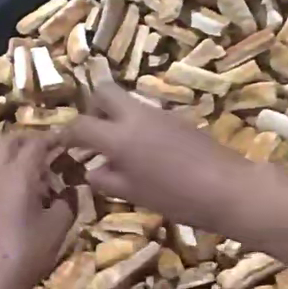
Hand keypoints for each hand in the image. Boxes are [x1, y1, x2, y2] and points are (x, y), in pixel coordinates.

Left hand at [0, 130, 74, 288]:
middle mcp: (0, 174)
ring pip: (4, 158)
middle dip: (34, 139)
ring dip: (25, 158)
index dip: (56, 137)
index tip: (74, 139)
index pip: (37, 142)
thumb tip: (72, 188)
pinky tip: (35, 195)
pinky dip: (18, 175)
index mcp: (19, 172)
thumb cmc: (27, 250)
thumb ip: (69, 200)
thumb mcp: (58, 225)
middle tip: (57, 150)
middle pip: (12, 141)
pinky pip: (1, 176)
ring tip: (50, 174)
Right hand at [60, 85, 255, 226]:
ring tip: (119, 148)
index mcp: (119, 136)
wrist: (228, 188)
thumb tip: (91, 170)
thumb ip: (107, 180)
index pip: (80, 125)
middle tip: (94, 134)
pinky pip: (147, 113)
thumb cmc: (176, 197)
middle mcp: (136, 116)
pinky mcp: (178, 118)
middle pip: (104, 91)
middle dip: (92, 108)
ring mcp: (160, 113)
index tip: (59, 143)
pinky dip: (137, 124)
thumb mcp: (134, 194)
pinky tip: (145, 152)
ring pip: (127, 101)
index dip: (65, 133)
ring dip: (116, 116)